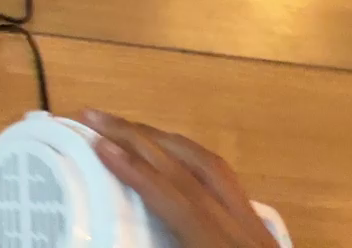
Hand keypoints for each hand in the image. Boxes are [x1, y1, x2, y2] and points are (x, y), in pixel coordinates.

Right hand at [79, 111, 279, 247]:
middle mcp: (245, 236)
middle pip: (189, 170)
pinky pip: (221, 176)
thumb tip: (113, 238)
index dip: (136, 171)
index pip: (179, 202)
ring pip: (208, 165)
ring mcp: (257, 230)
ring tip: (119, 124)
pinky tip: (164, 150)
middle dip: (136, 137)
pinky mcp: (260, 230)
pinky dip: (185, 154)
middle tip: (91, 115)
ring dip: (159, 137)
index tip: (97, 145)